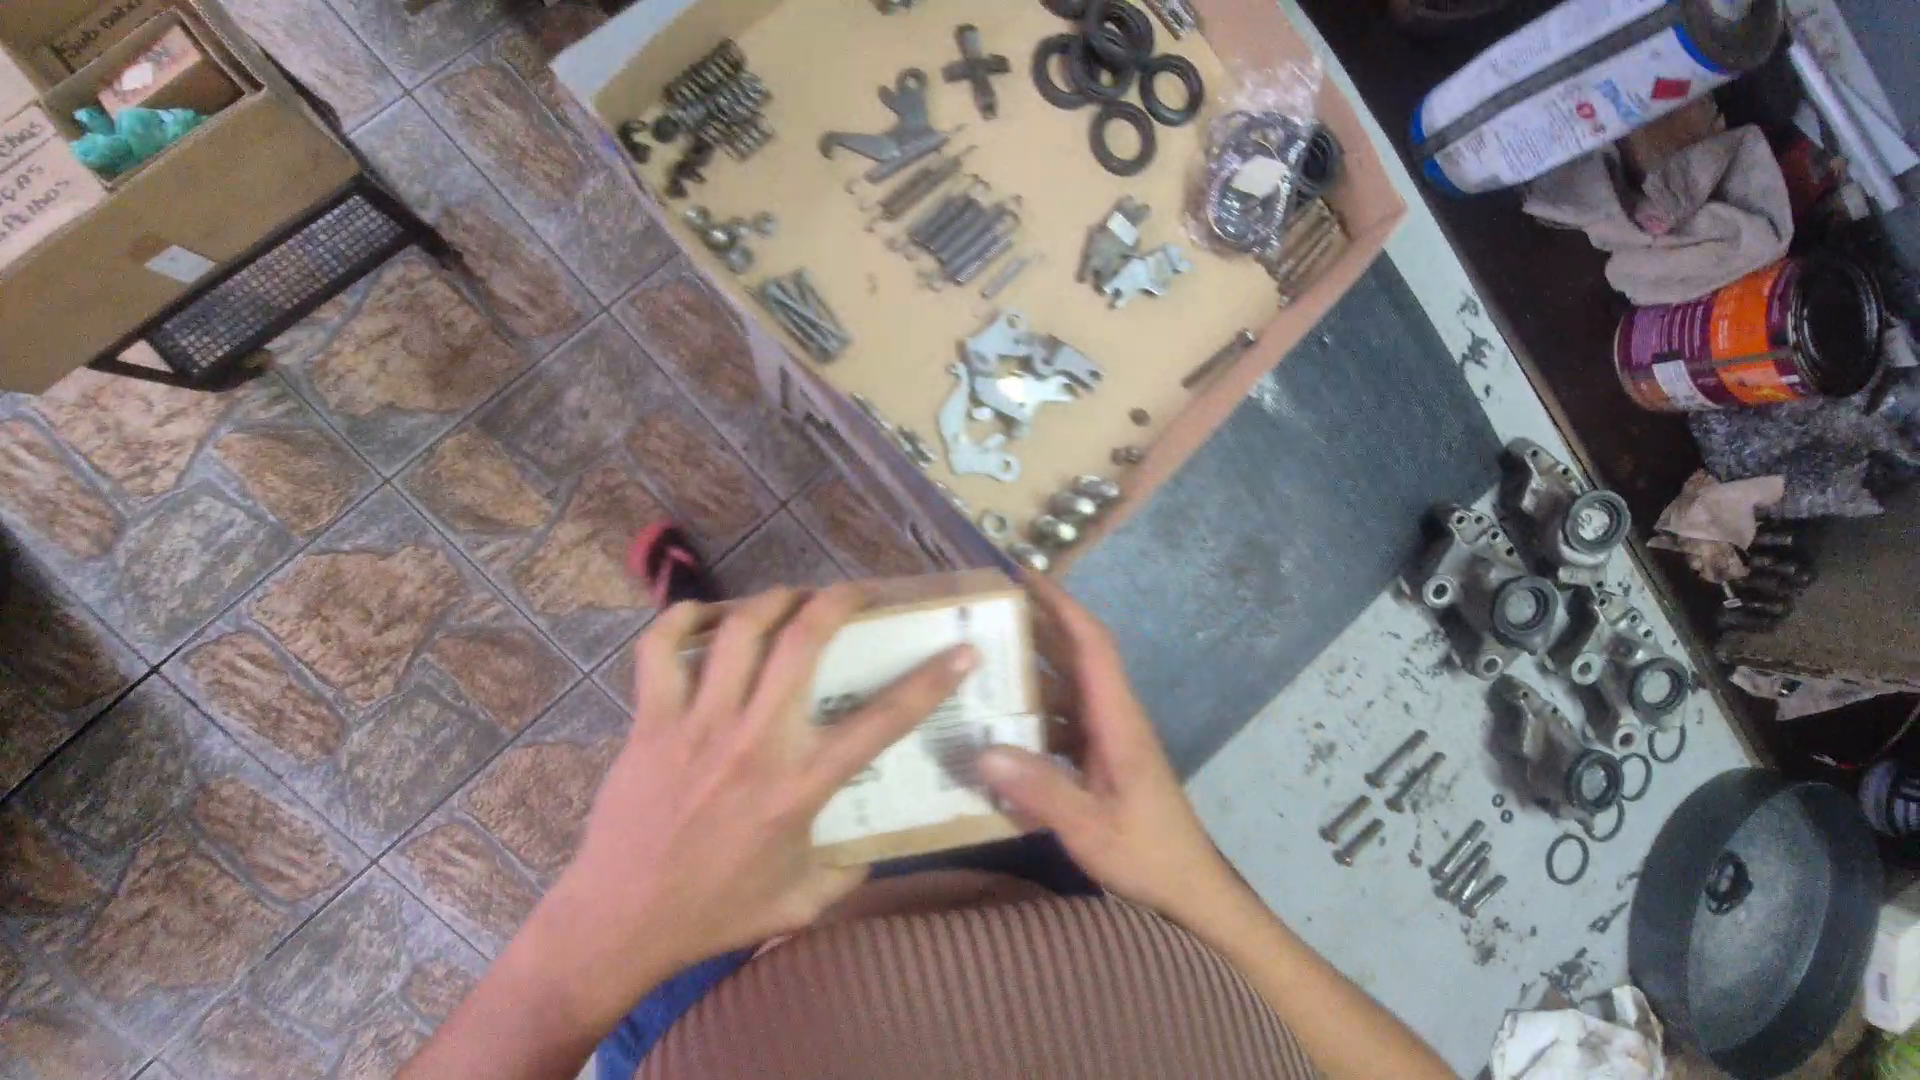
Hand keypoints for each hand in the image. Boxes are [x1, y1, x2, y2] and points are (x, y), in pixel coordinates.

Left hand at [540, 585, 975, 1024]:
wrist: (619, 924)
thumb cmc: (716, 912)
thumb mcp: (803, 902)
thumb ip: (850, 872)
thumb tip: (876, 842)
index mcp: (802, 785)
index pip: (883, 721)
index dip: (930, 680)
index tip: (961, 652)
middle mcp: (757, 740)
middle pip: (803, 641)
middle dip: (838, 600)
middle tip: (855, 592)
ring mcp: (699, 724)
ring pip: (740, 630)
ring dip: (772, 599)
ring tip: (789, 598)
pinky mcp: (652, 721)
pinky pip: (660, 648)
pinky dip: (683, 619)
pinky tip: (705, 616)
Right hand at [977, 576, 1241, 927]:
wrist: (1189, 887)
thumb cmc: (1148, 853)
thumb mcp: (1090, 827)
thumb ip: (1041, 790)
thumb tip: (984, 751)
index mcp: (1117, 720)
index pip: (1092, 645)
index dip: (1061, 605)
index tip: (1025, 577)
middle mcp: (1112, 717)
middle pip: (1075, 656)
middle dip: (1036, 626)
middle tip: (985, 612)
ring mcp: (1107, 737)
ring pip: (1066, 687)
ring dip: (1031, 669)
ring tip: (980, 661)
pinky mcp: (1101, 757)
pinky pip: (1062, 719)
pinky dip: (1033, 711)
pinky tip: (999, 726)